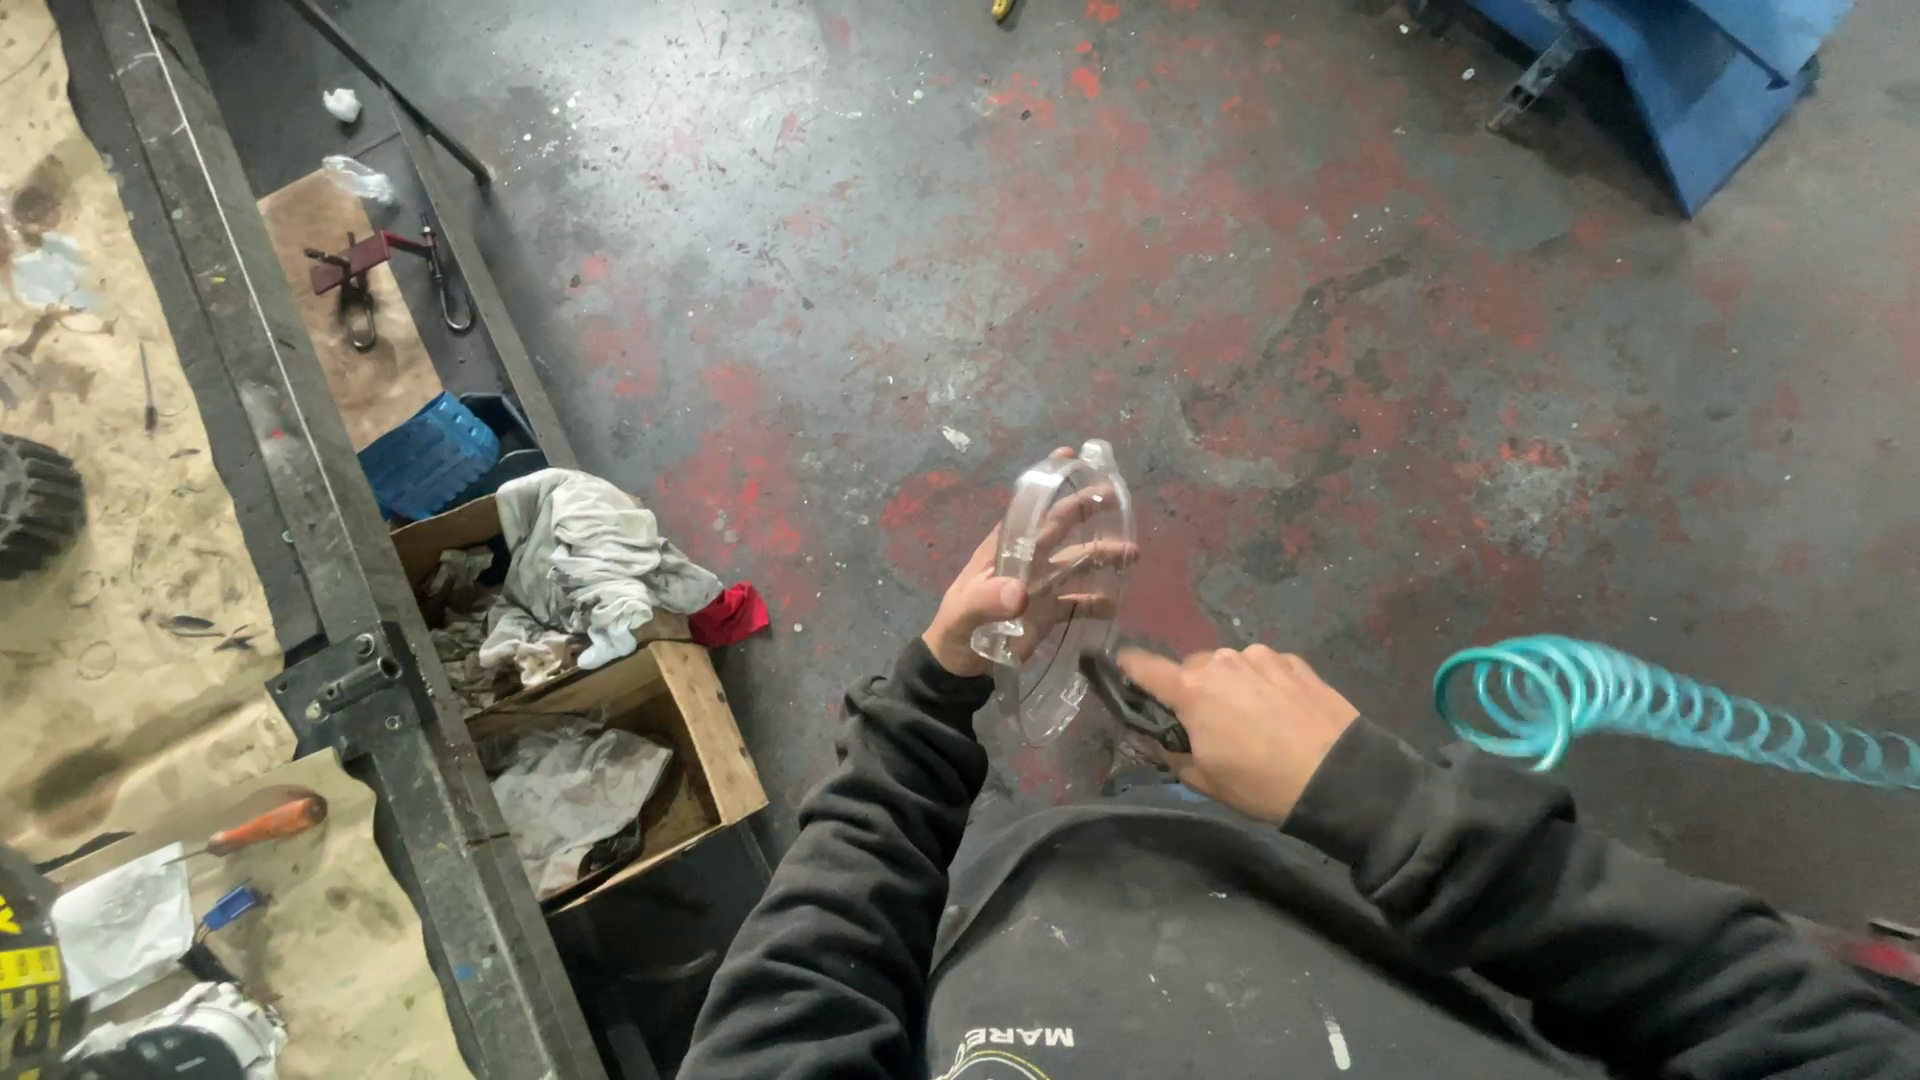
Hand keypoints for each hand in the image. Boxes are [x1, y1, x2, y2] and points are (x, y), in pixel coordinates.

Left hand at [922, 448, 1135, 676]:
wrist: (957, 669)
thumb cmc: (955, 631)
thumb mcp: (964, 614)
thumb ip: (988, 601)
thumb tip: (1021, 593)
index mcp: (1003, 550)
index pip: (1027, 509)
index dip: (1047, 484)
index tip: (1067, 456)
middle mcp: (1026, 561)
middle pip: (1060, 528)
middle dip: (1087, 510)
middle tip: (1116, 497)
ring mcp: (1040, 586)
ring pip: (1077, 563)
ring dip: (1102, 557)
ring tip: (1132, 554)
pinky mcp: (1049, 613)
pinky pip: (1079, 603)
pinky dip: (1096, 603)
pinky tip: (1113, 606)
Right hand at [1117, 645, 1358, 822]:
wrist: (1343, 779)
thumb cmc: (1263, 784)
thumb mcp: (1204, 779)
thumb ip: (1168, 749)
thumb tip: (1154, 732)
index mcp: (1191, 690)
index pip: (1142, 665)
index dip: (1126, 668)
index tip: (1121, 673)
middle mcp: (1220, 662)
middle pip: (1189, 668)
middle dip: (1189, 689)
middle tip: (1206, 722)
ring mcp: (1260, 656)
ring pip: (1227, 665)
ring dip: (1228, 684)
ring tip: (1251, 718)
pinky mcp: (1293, 661)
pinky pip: (1261, 667)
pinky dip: (1261, 683)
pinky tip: (1279, 712)